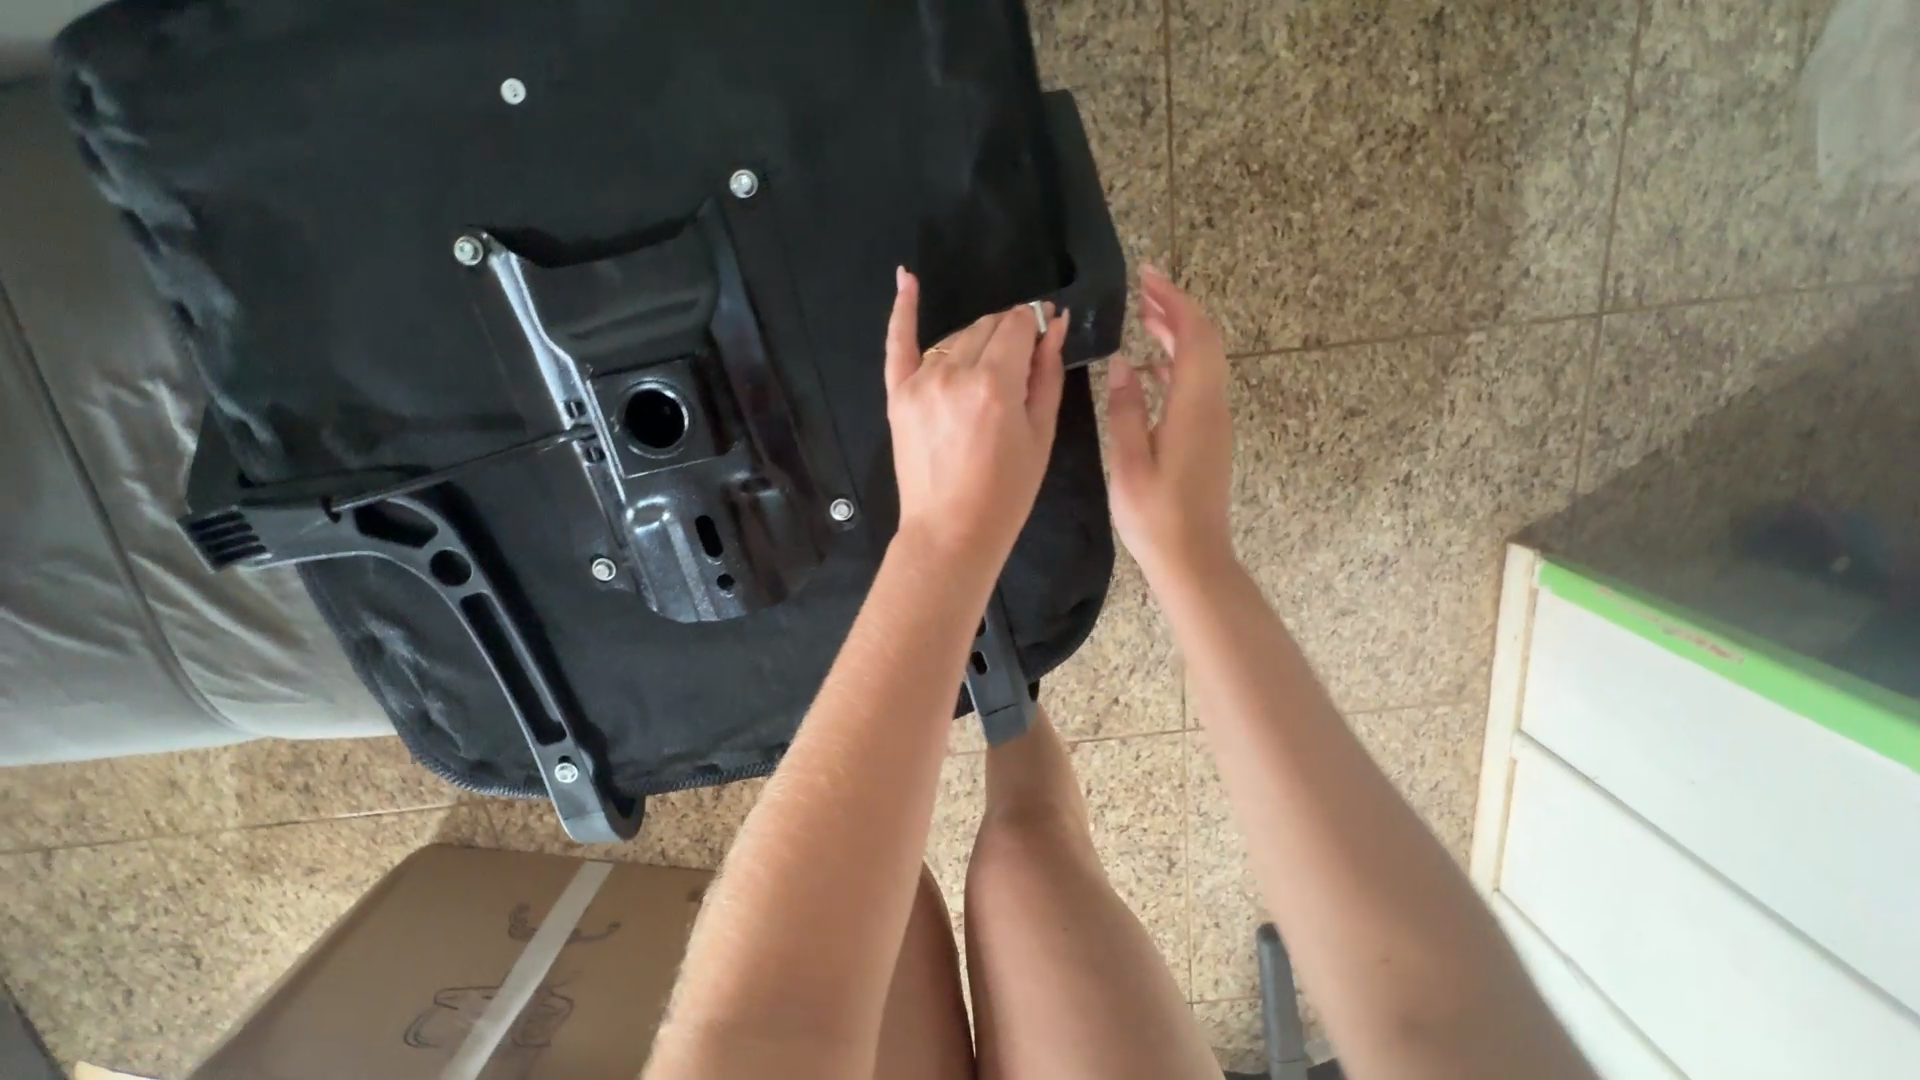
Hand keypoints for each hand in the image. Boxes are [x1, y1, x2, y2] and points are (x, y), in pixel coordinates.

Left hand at [884, 267, 1067, 574]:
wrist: (951, 533)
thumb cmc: (1007, 494)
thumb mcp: (1041, 436)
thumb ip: (1047, 374)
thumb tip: (1054, 325)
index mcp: (995, 384)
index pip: (1017, 326)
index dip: (1034, 327)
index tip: (1041, 338)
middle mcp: (954, 372)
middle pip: (987, 327)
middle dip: (1008, 335)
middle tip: (1019, 366)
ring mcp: (920, 382)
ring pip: (956, 336)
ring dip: (977, 342)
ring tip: (988, 372)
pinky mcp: (898, 395)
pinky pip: (898, 343)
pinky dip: (902, 311)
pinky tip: (907, 279)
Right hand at [1105, 266, 1234, 583]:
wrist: (1193, 559)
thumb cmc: (1156, 517)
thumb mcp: (1129, 463)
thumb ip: (1126, 409)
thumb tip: (1124, 363)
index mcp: (1193, 407)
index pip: (1194, 336)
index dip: (1174, 300)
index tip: (1148, 274)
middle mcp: (1211, 408)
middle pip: (1205, 342)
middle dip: (1177, 309)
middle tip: (1144, 289)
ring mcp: (1214, 424)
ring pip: (1204, 363)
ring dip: (1178, 334)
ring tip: (1143, 317)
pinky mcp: (1209, 438)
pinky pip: (1198, 385)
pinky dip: (1177, 363)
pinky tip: (1149, 369)